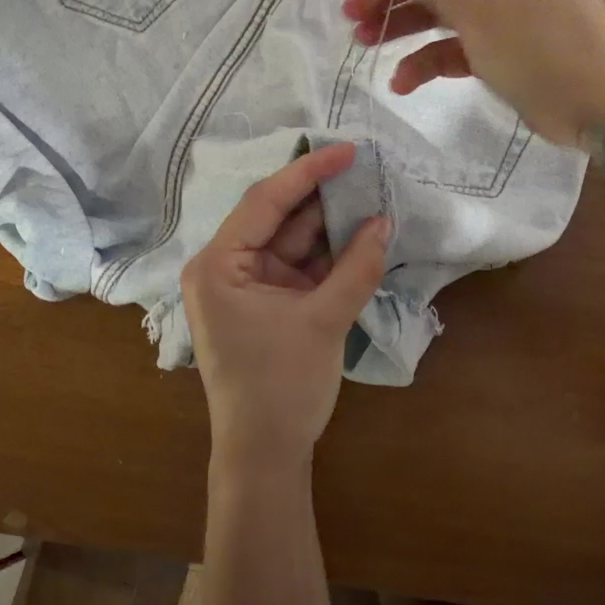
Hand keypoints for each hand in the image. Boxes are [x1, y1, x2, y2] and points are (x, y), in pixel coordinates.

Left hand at [182, 143, 389, 471]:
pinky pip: (299, 268)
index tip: (348, 150)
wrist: (266, 455)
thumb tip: (385, 222)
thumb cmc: (281, 385)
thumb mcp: (323, 321)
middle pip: (278, 218)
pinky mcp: (268, 305)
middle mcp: (226, 268)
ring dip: (331, 226)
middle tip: (367, 169)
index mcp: (219, 265)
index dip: (309, 173)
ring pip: (292, 242)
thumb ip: (356, 268)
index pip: (265, 202)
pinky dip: (329, 256)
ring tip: (372, 195)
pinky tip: (361, 235)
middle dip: (323, 197)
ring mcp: (247, 287)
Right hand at [342, 0, 604, 145]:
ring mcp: (503, 11)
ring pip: (441, 8)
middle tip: (352, 21)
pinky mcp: (505, 49)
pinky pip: (458, 45)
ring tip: (364, 47)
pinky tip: (402, 82)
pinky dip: (430, 60)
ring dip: (403, 26)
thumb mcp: (480, 10)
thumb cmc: (544, 48)